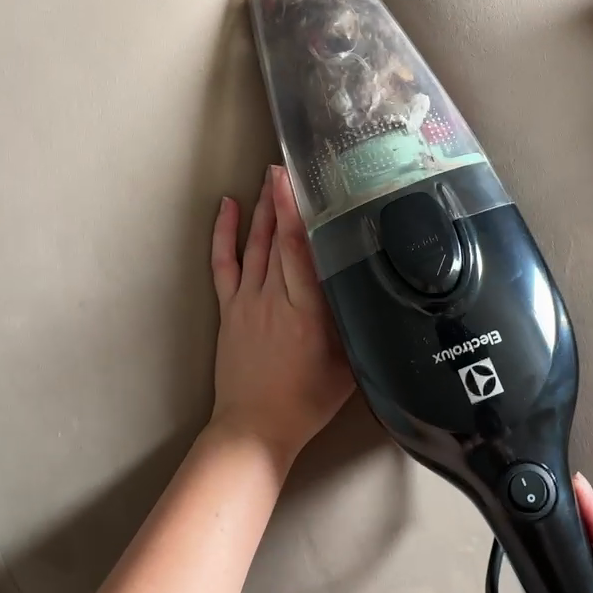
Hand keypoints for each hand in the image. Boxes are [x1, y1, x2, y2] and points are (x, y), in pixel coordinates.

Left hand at [207, 165, 355, 467]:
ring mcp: (246, 301)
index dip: (295, 211)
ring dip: (260, 209)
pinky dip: (224, 234)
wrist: (255, 428)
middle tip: (286, 164)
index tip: (295, 179)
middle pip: (276, 238)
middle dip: (280, 198)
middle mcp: (273, 298)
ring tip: (268, 178)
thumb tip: (368, 285)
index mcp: (305, 311)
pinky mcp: (229, 309)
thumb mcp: (346, 364)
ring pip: (254, 245)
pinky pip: (224, 264)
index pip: (298, 249)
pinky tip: (228, 209)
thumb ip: (354, 322)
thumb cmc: (306, 401)